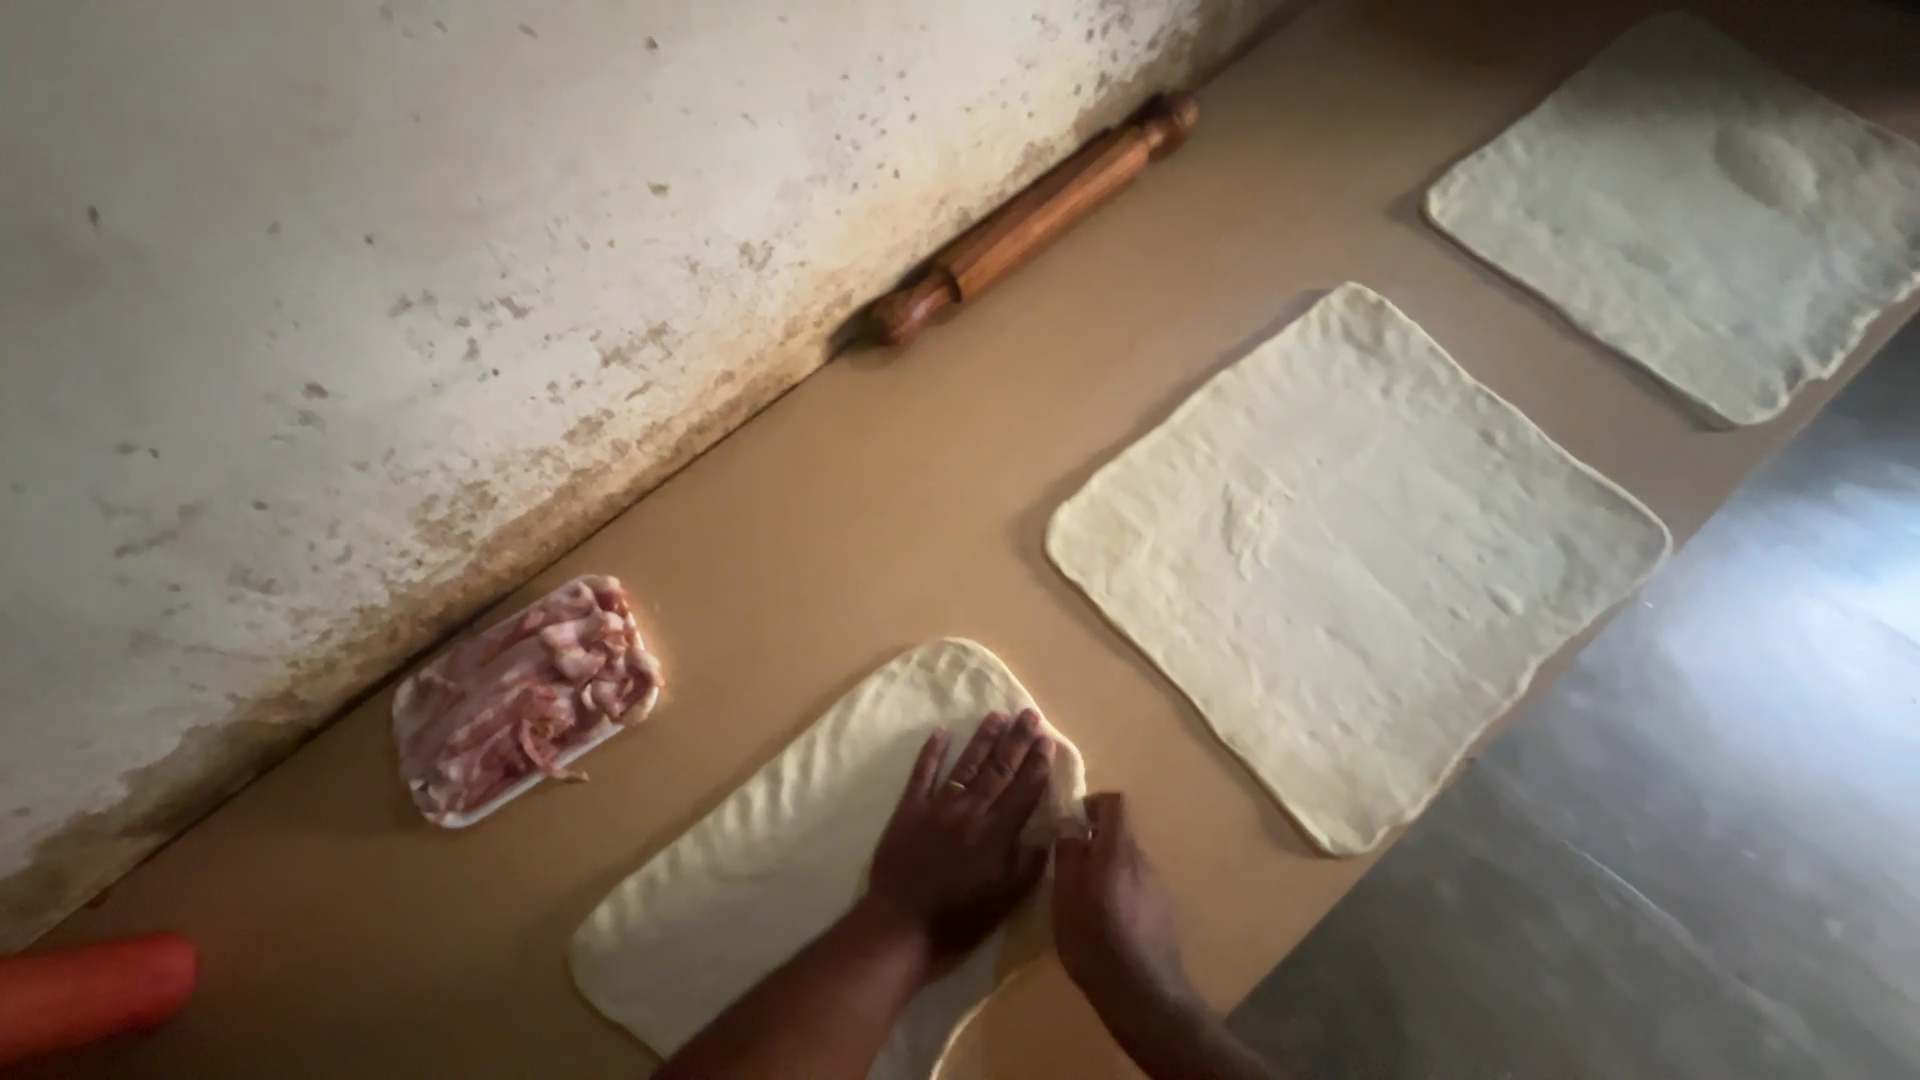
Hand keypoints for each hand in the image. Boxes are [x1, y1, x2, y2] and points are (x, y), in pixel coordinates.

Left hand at [864, 709, 1055, 973]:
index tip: (1047, 739)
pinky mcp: (909, 809)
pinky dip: (931, 753)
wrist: (901, 927)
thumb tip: (1048, 832)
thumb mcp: (1006, 901)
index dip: (1037, 763)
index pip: (1024, 790)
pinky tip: (941, 733)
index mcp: (997, 834)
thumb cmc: (959, 921)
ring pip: (966, 765)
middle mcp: (971, 812)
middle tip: (1029, 714)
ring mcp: (938, 807)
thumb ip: (1029, 864)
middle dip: (1017, 740)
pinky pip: (922, 774)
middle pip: (999, 769)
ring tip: (996, 715)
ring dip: (982, 739)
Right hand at [1053, 793, 1192, 1014]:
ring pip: (1127, 863)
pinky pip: (1137, 887)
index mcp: (1119, 850)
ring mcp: (1158, 887)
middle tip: (1068, 868)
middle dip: (1094, 843)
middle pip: (1120, 834)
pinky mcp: (1164, 912)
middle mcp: (1144, 861)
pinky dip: (1120, 893)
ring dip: (1106, 870)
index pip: (1115, 803)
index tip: (1072, 822)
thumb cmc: (1095, 941)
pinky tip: (1106, 925)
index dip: (1092, 804)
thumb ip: (1068, 854)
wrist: (1144, 995)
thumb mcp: (1066, 896)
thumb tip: (1069, 824)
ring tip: (1084, 901)